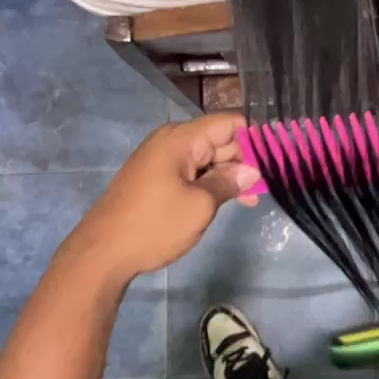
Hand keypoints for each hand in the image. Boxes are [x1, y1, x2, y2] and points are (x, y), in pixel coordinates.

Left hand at [56, 114, 260, 281]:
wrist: (102, 254)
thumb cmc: (154, 225)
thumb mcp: (200, 205)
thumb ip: (228, 183)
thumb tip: (252, 171)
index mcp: (181, 139)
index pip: (229, 124)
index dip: (254, 139)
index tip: (277, 158)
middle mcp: (171, 142)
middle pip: (218, 140)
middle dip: (244, 160)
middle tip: (270, 184)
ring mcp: (161, 160)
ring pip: (206, 159)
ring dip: (228, 175)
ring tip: (252, 198)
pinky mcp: (156, 179)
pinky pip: (191, 172)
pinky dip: (210, 183)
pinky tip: (228, 200)